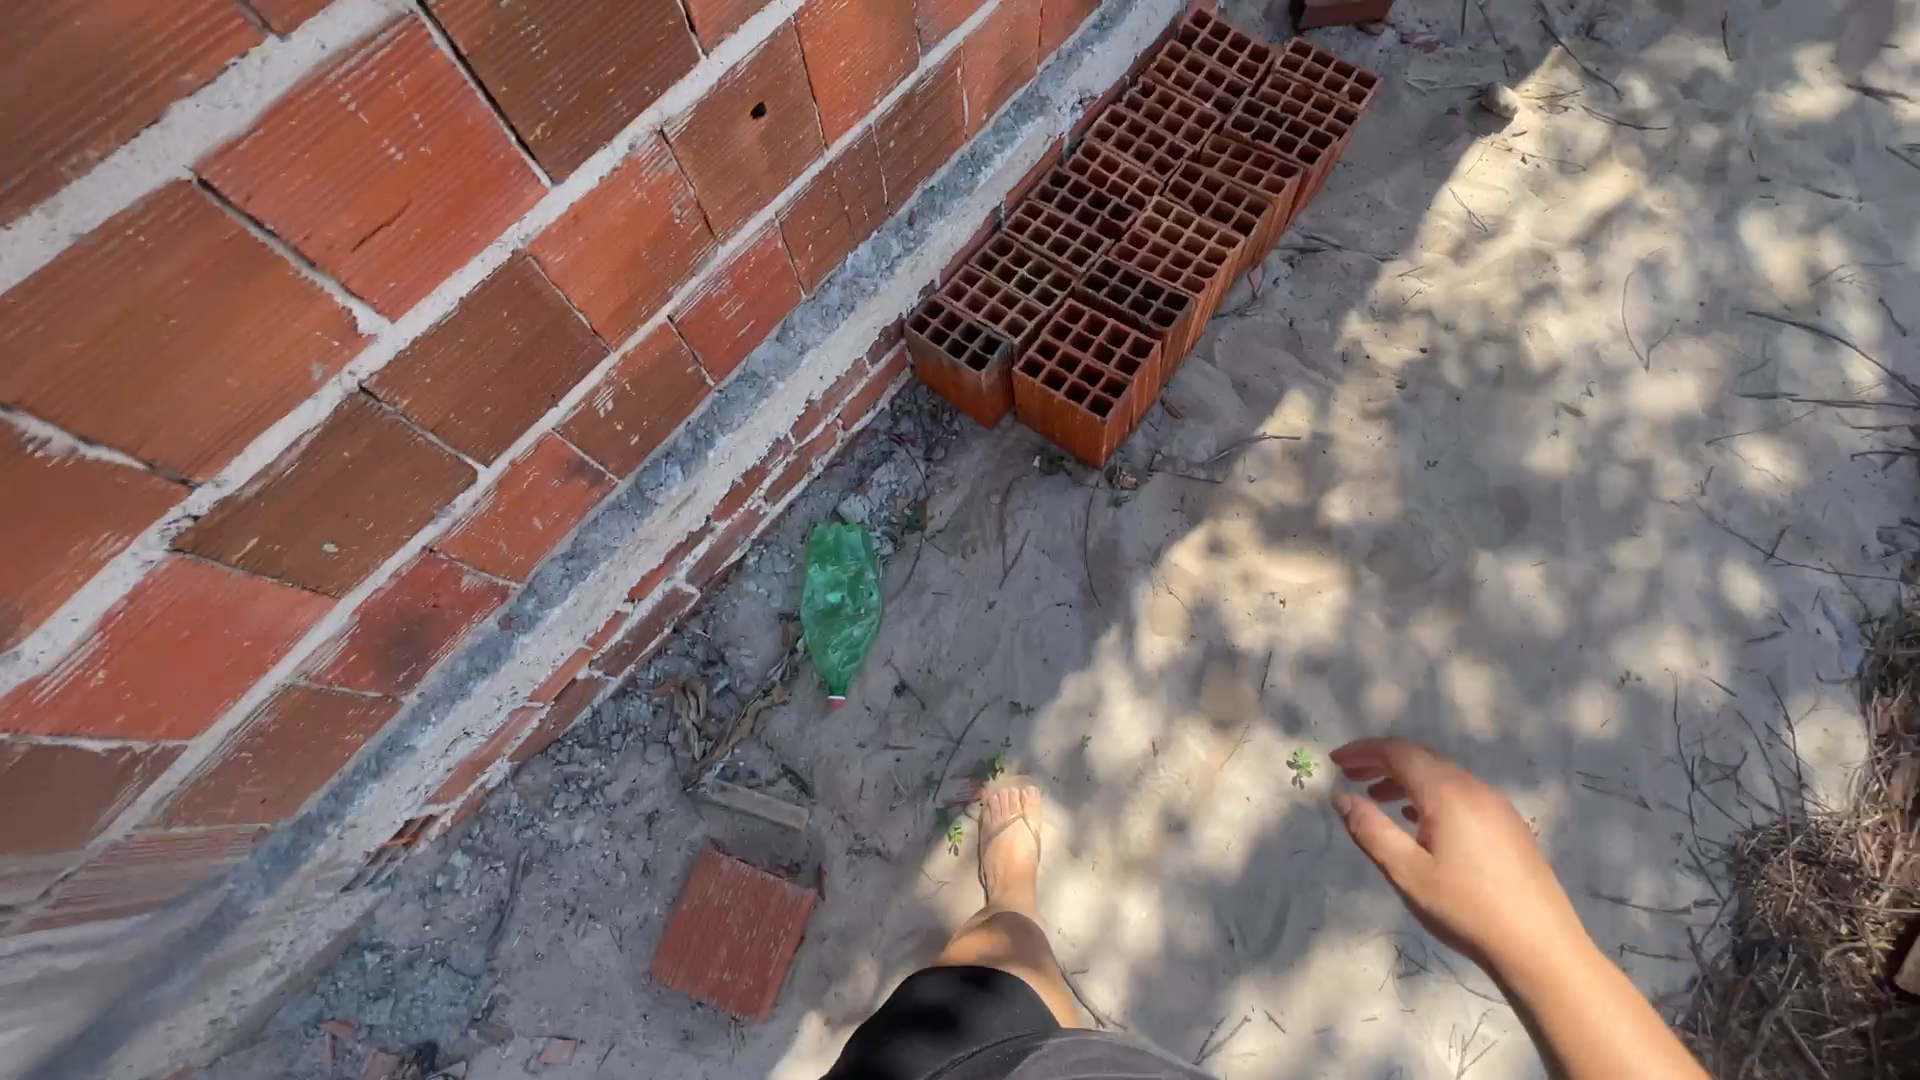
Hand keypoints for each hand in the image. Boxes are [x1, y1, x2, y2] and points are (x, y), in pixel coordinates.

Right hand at [1328, 738, 1585, 978]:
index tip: (1335, 761)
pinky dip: (1429, 794)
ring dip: (1405, 778)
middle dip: (1381, 762)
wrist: (1544, 951)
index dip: (1363, 751)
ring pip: (1442, 776)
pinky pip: (1460, 793)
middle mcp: (1475, 789)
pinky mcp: (1509, 827)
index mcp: (1448, 793)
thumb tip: (1341, 797)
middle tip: (1350, 775)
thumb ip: (1369, 828)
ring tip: (1377, 797)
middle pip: (1421, 758)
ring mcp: (1497, 807)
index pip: (1398, 752)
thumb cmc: (1467, 908)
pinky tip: (1418, 821)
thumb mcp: (1406, 870)